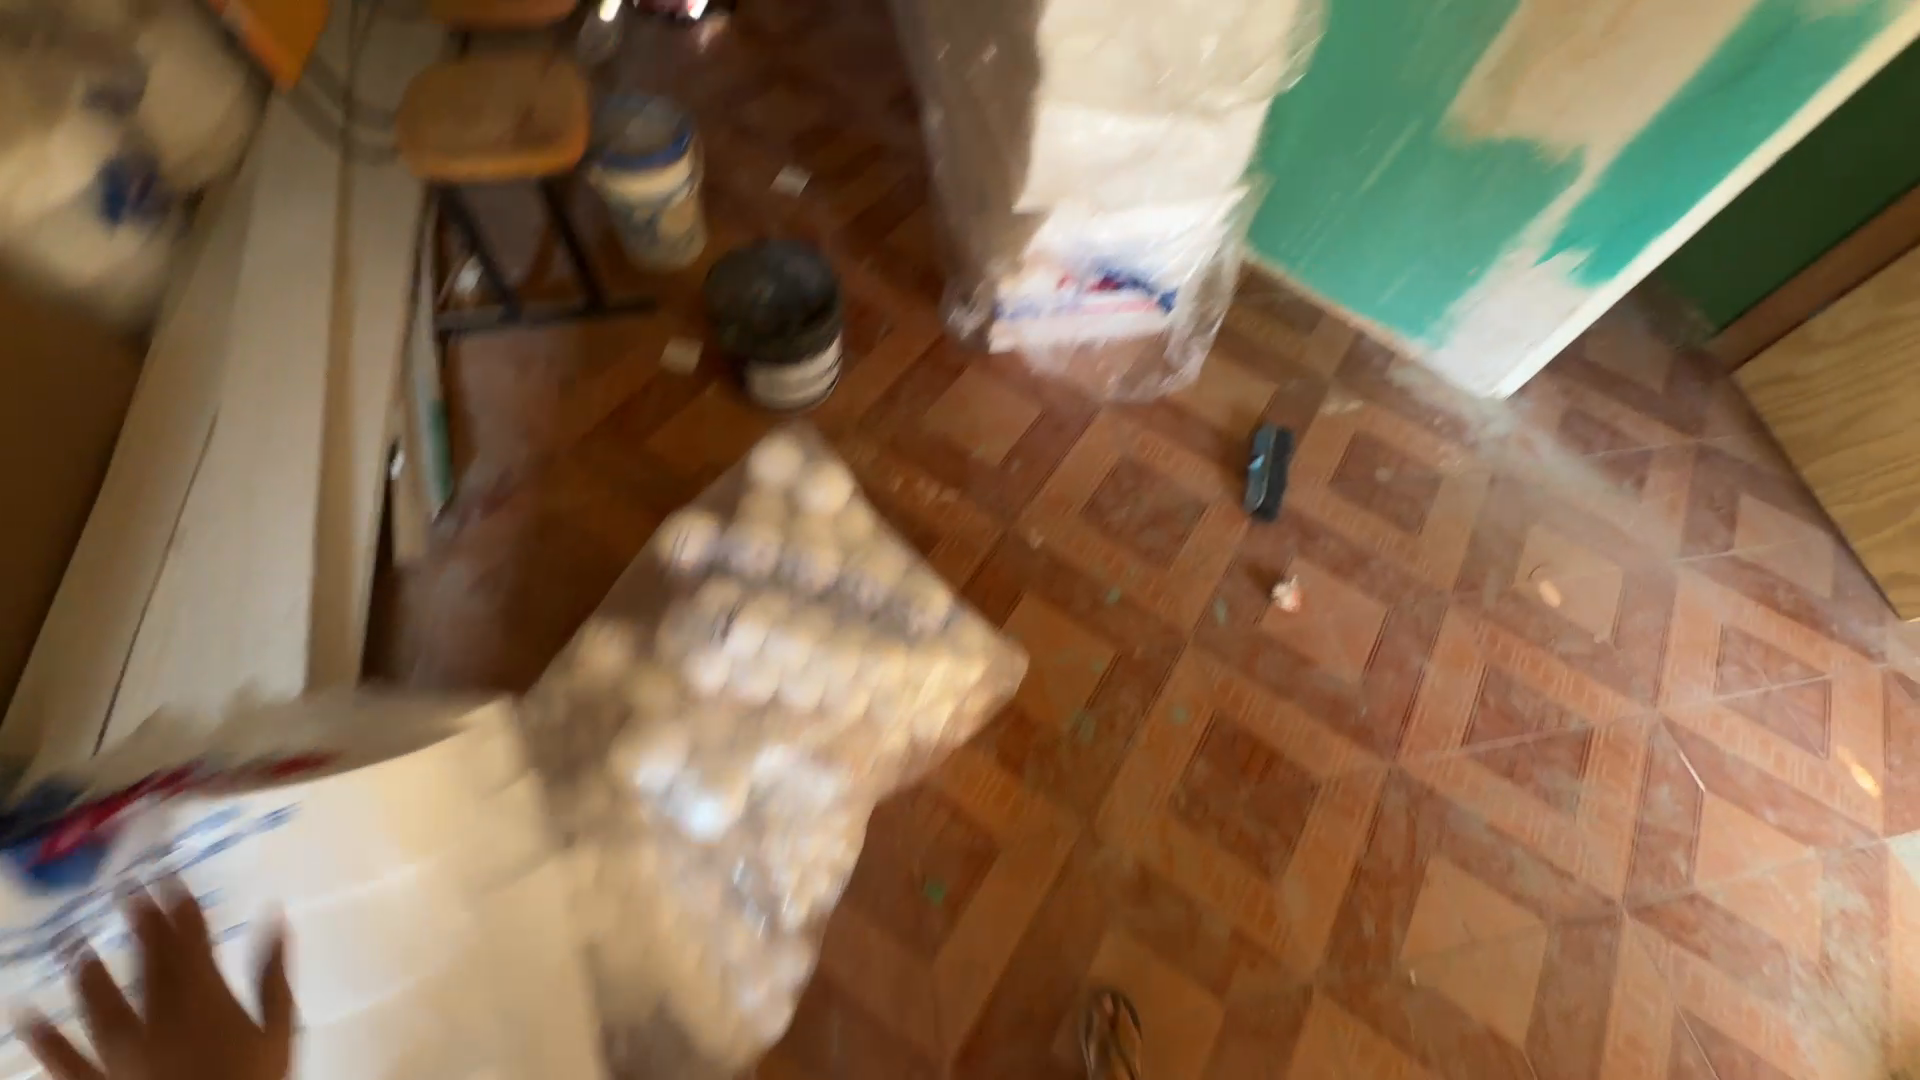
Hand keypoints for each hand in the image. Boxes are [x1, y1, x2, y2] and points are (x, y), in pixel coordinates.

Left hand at [21, 881, 294, 1079]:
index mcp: (205, 1000)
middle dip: (139, 926)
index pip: (191, 943)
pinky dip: (44, 1038)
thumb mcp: (279, 1026)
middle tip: (126, 889)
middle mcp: (157, 1018)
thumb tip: (276, 917)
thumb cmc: (252, 1078)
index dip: (180, 909)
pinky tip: (29, 1016)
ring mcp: (119, 1053)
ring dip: (89, 971)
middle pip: (148, 964)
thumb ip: (272, 974)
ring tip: (77, 940)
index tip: (170, 878)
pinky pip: (63, 1060)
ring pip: (100, 1004)